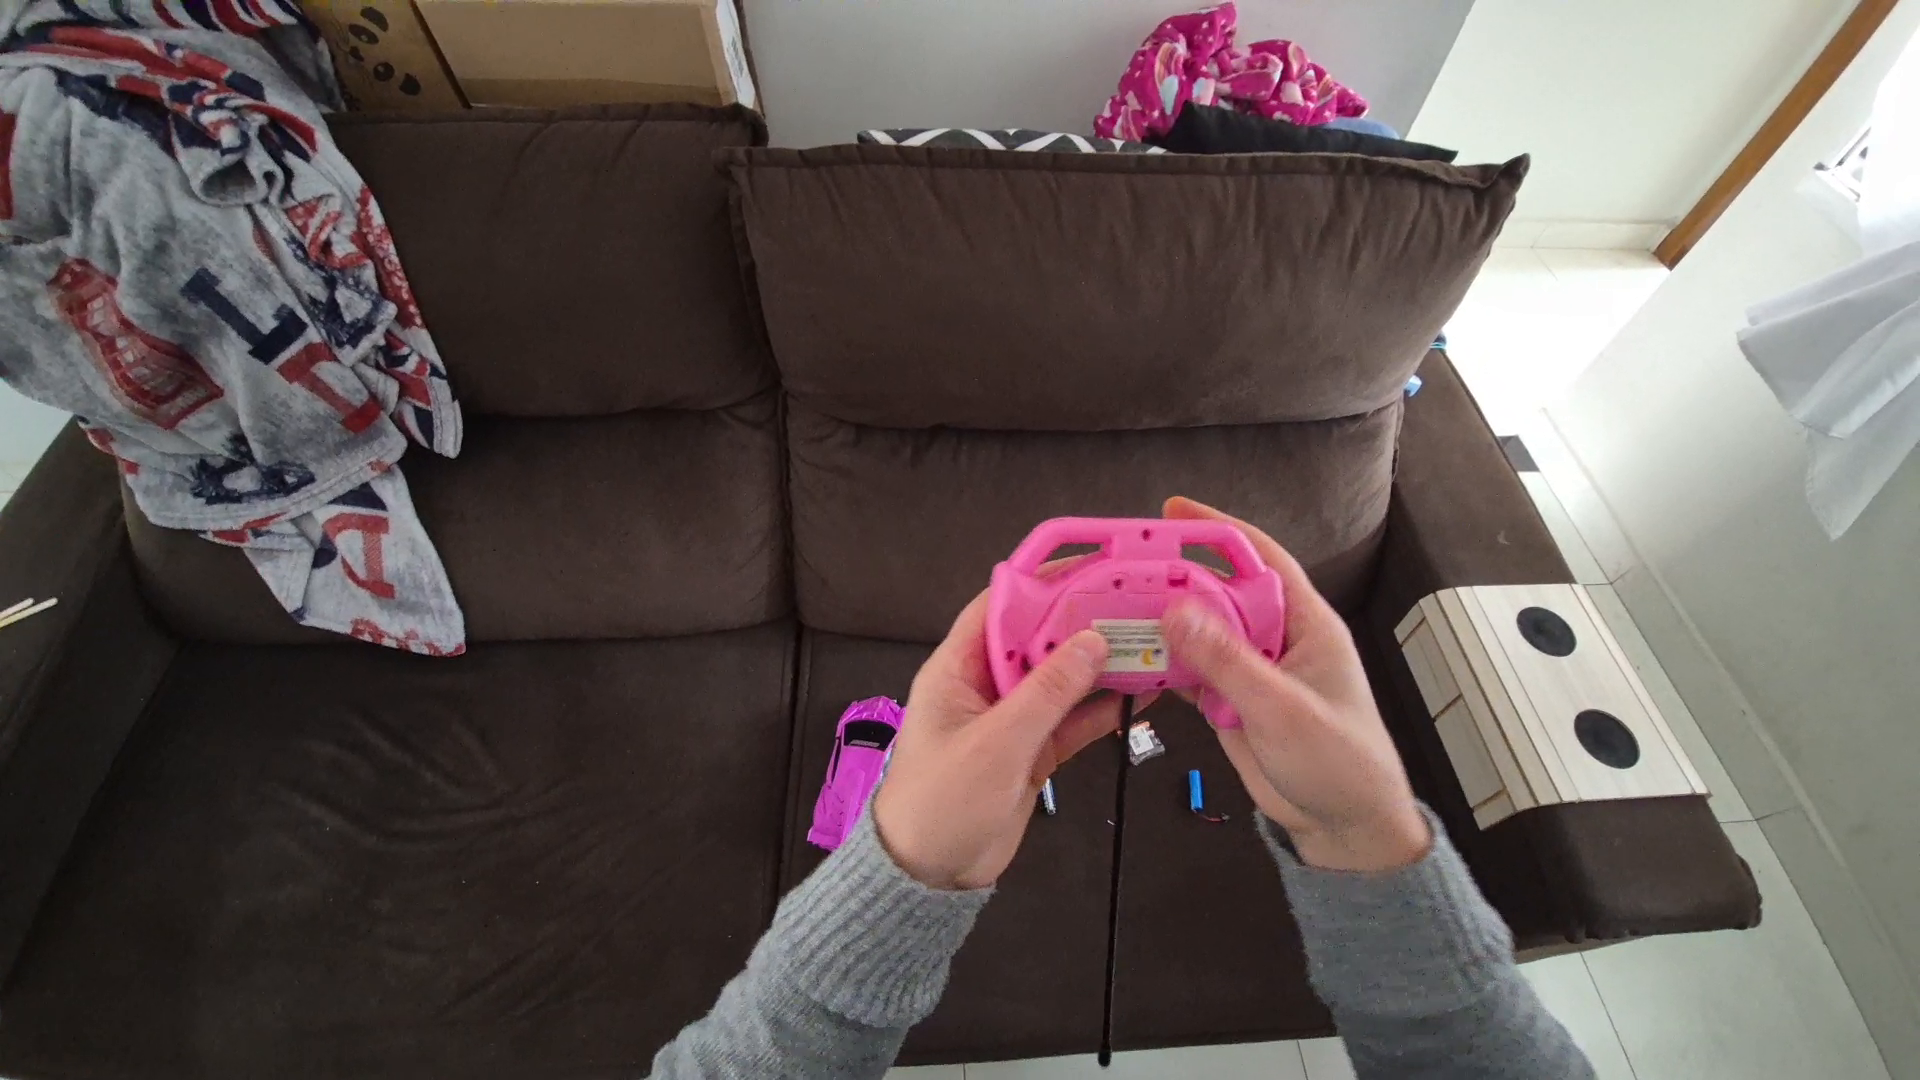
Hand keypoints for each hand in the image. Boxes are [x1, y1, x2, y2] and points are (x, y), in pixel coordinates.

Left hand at [872, 591, 1129, 890]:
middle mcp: (986, 683)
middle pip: (1037, 640)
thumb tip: (1093, 640)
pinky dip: (1102, 709)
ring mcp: (1012, 717)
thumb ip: (1047, 692)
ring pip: (1060, 679)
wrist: (930, 874)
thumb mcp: (996, 742)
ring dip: (1099, 665)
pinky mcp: (1033, 749)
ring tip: (1150, 641)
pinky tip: (1141, 693)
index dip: (1040, 583)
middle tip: (1135, 603)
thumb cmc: (945, 799)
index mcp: (958, 667)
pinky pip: (1071, 720)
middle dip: (1081, 622)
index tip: (1089, 569)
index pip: (999, 608)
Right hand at [1160, 496, 1431, 873]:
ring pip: (1198, 630)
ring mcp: (1248, 667)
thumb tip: (1173, 610)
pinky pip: (1189, 668)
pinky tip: (1129, 656)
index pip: (1259, 557)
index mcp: (1303, 622)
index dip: (1217, 529)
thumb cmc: (1337, 762)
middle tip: (1123, 567)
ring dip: (1161, 621)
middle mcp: (1272, 635)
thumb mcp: (1283, 709)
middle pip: (1217, 590)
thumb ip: (1228, 662)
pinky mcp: (1228, 697)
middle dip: (1173, 575)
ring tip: (1113, 607)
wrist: (1345, 828)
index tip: (1172, 510)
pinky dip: (1161, 661)